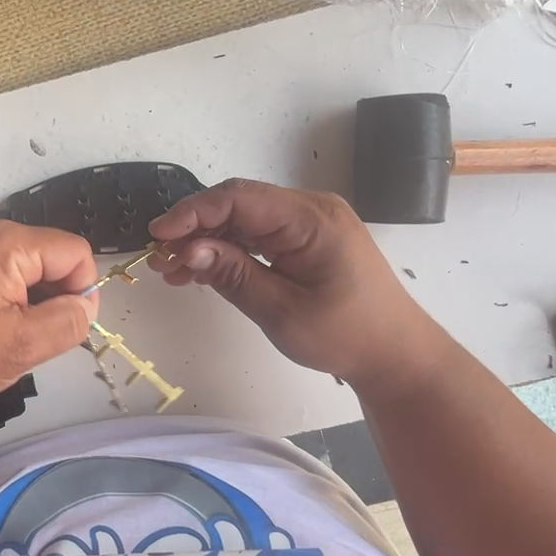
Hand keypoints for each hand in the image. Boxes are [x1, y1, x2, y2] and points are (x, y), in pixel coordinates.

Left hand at [0, 220, 99, 410]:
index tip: (60, 326)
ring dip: (22, 297)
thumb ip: (70, 320)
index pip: (75, 252)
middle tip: (26, 335)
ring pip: (18, 264)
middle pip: (46, 255)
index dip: (80, 291)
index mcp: (7, 242)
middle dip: (48, 295)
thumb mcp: (25, 346)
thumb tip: (85, 304)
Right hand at [147, 179, 450, 388]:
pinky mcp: (302, 241)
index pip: (240, 199)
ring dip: (204, 242)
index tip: (158, 236)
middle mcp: (309, 210)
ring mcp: (307, 224)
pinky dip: (225, 251)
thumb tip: (188, 250)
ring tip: (171, 270)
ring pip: (241, 220)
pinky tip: (197, 271)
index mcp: (312, 219)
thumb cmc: (346, 336)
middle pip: (237, 205)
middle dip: (193, 228)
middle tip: (159, 258)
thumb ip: (234, 276)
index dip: (193, 213)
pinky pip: (254, 235)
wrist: (396, 356)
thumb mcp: (283, 311)